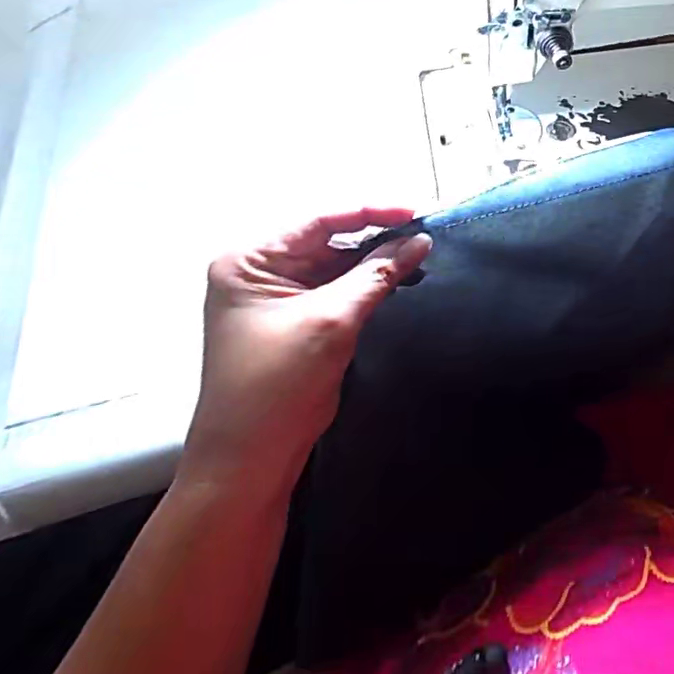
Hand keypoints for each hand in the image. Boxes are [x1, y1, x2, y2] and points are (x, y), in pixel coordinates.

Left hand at [183, 208, 431, 496]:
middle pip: (329, 242)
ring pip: (337, 267)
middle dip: (376, 241)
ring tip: (419, 257)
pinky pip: (337, 290)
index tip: (414, 213)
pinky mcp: (297, 320)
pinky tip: (401, 280)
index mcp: (250, 260)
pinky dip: (367, 286)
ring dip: (375, 265)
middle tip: (424, 237)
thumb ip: (378, 274)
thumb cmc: (278, 384)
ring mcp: (278, 297)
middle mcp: (260, 271)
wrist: (250, 460)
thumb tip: (420, 239)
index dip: (370, 214)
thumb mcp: (333, 320)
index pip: (319, 221)